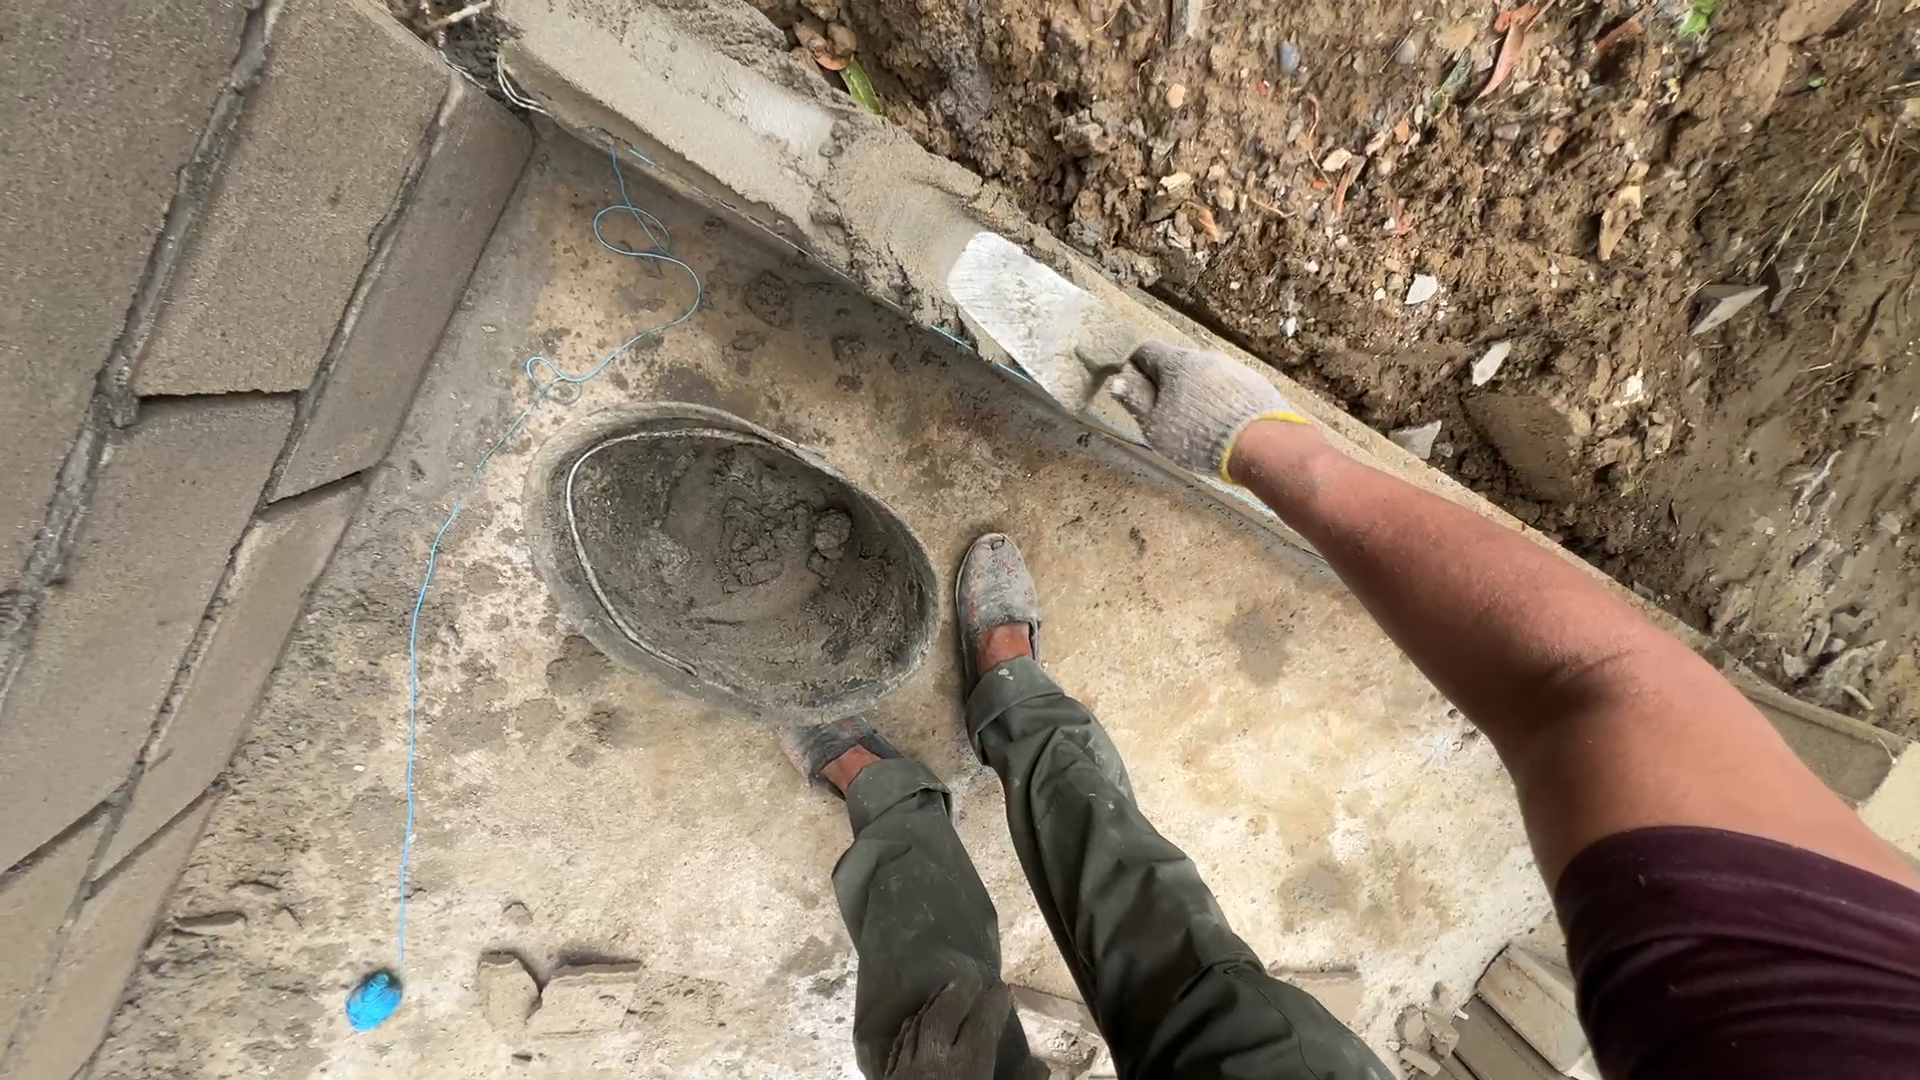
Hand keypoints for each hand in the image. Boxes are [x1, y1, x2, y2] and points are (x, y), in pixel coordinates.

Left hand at [884, 974, 1011, 1079]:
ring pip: (918, 1025)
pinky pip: (899, 1046)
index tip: (1001, 988)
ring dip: (932, 1005)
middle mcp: (934, 1060)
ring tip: (944, 991)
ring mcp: (905, 1071)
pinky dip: (910, 1029)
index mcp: (966, 1068)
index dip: (994, 1005)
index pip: (982, 1025)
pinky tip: (914, 1023)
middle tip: (970, 976)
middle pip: (944, 1016)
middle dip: (958, 992)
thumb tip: (1038, 1062)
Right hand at [1111, 340, 1308, 481]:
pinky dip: (1217, 403)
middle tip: (1162, 414)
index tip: (1133, 390)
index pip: (1146, 350)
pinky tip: (1218, 428)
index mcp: (1177, 362)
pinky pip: (1226, 389)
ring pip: (1203, 377)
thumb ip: (1135, 402)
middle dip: (1165, 384)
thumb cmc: (1199, 436)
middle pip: (1177, 364)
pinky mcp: (1255, 385)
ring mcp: (1234, 369)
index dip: (1134, 368)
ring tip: (1193, 426)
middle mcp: (1206, 357)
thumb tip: (1118, 382)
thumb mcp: (1156, 427)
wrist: (1263, 444)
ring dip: (1192, 394)